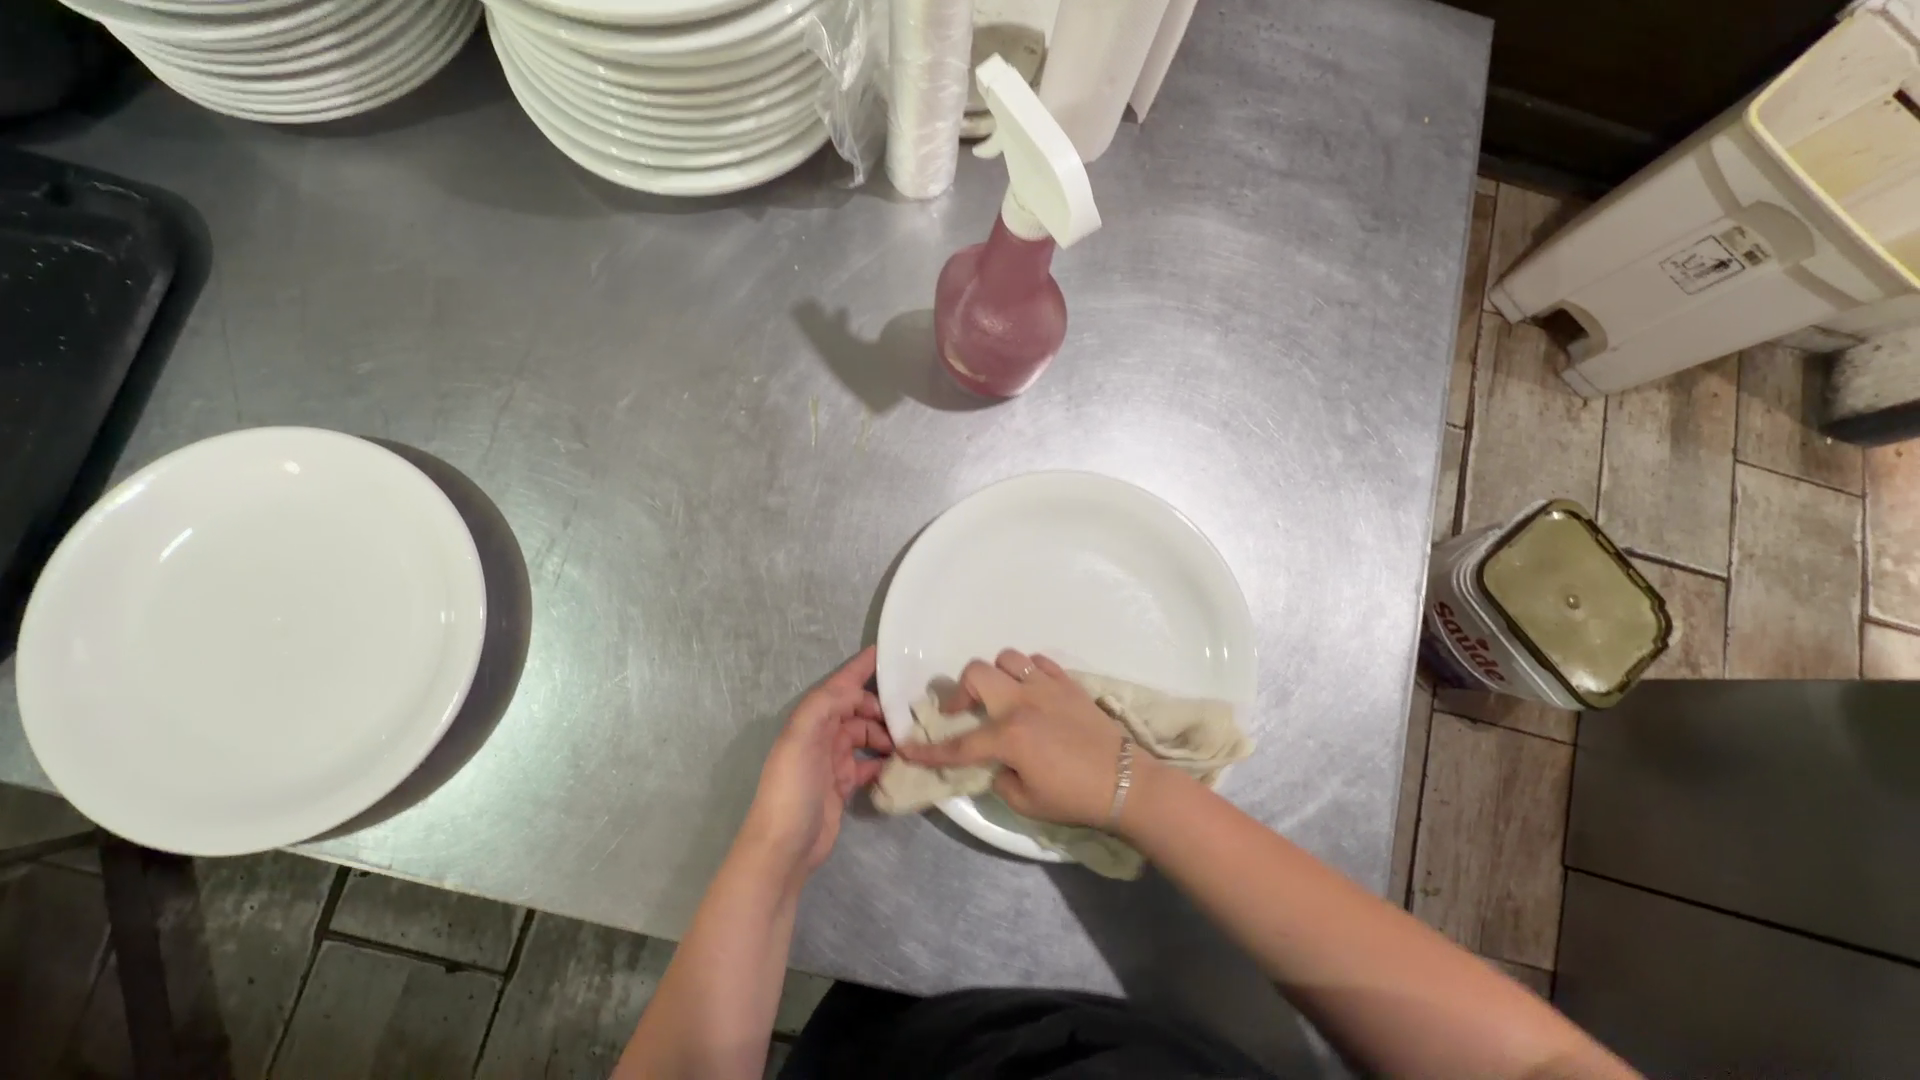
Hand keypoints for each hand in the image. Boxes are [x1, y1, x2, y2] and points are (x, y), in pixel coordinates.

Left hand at [739, 648, 893, 883]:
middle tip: (913, 714)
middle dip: (882, 707)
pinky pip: (868, 764)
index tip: (889, 653)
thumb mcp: (801, 740)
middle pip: (857, 710)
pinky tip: (902, 764)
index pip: (840, 685)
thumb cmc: (791, 789)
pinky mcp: (842, 785)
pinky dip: (884, 761)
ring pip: (866, 736)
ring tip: (912, 741)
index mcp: (810, 720)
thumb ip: (825, 706)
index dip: (861, 668)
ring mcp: (832, 761)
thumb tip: (858, 692)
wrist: (784, 847)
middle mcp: (821, 735)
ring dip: (887, 735)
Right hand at [895, 649, 1140, 829]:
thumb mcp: (1026, 802)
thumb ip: (1000, 778)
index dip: (930, 751)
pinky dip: (1027, 672)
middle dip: (960, 693)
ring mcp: (1047, 689)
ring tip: (999, 697)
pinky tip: (1029, 691)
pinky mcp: (1069, 684)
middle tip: (961, 713)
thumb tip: (997, 763)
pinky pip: (1039, 663)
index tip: (907, 748)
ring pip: (1008, 659)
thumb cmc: (1075, 798)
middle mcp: (1022, 703)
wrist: (1127, 783)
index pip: (959, 744)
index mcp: (1009, 737)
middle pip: (977, 675)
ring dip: (996, 675)